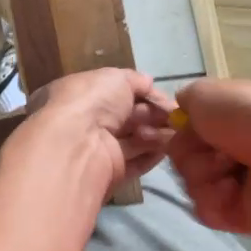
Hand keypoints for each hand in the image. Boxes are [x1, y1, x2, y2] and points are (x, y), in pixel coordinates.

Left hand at [1, 69, 174, 202]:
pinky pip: (136, 161)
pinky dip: (153, 153)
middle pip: (126, 117)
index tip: (164, 98)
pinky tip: (168, 146)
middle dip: (151, 114)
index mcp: (77, 94)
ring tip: (168, 130)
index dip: (138, 94)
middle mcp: (84, 121)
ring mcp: (97, 148)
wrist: (79, 143)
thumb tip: (148, 82)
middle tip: (174, 116)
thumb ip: (135, 80)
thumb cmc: (92, 101)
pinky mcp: (111, 172)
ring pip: (134, 139)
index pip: (111, 92)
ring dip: (153, 133)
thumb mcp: (114, 77)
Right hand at [171, 79, 250, 236]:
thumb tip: (181, 114)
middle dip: (193, 153)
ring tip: (234, 170)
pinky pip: (203, 210)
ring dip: (204, 174)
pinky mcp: (237, 216)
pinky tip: (234, 191)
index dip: (182, 131)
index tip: (188, 127)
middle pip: (182, 158)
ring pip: (190, 183)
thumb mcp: (206, 93)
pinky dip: (213, 199)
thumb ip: (186, 100)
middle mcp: (229, 153)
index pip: (185, 132)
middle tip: (220, 150)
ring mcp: (234, 186)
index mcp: (226, 123)